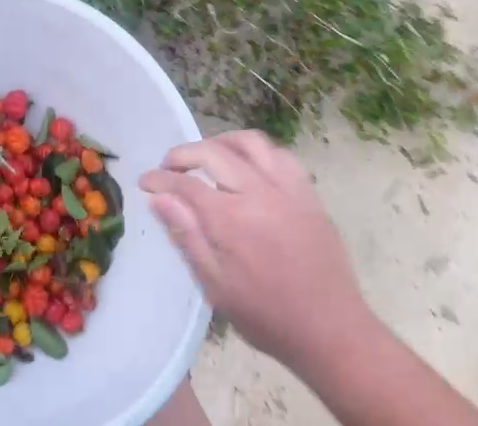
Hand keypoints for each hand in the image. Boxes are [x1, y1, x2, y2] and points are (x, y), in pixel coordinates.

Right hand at [140, 131, 375, 373]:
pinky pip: (281, 156)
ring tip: (207, 158)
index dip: (160, 179)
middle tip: (169, 169)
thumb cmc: (267, 317)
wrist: (333, 333)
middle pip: (213, 153)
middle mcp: (260, 194)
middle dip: (183, 154)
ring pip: (250, 143)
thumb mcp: (216, 286)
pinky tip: (247, 168)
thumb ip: (186, 236)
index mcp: (232, 220)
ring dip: (221, 143)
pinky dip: (257, 153)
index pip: (185, 184)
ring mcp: (289, 191)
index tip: (144, 181)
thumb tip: (158, 198)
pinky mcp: (310, 195)